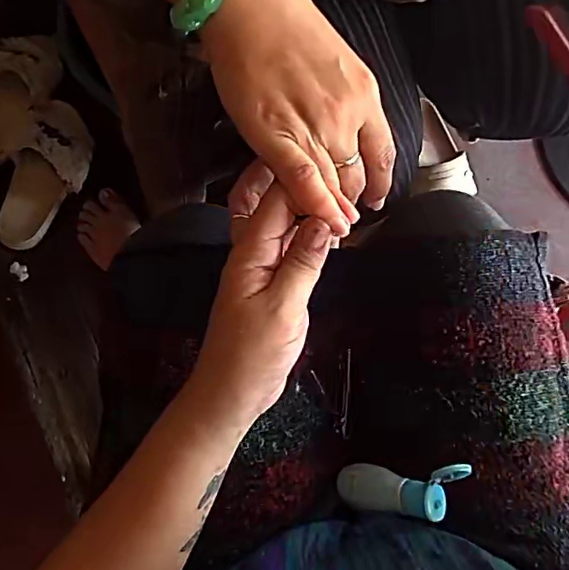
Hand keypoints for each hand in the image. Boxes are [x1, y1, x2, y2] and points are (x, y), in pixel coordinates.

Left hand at [188, 162, 334, 417]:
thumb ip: (302, 263)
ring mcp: (259, 269)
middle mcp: (251, 254)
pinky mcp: (269, 285)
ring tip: (338, 200)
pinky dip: (307, 238)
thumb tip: (322, 222)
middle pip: (272, 205)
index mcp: (248, 254)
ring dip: (306, 212)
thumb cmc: (249, 357)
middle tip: (337, 178)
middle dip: (301, 187)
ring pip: (281, 225)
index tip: (338, 177)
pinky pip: (287, 249)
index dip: (306, 185)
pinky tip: (327, 235)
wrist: (230, 391)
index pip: (275, 202)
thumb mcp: (282, 308)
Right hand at [202, 0, 396, 232]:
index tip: (371, 198)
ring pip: (332, 182)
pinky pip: (303, 180)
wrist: (249, 5)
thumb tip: (333, 120)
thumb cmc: (282, 21)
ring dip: (333, 210)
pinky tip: (320, 221)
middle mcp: (347, 113)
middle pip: (355, 172)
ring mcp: (314, 125)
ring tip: (329, 230)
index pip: (381, 151)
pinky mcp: (277, 134)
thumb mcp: (332, 57)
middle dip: (351, 201)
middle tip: (344, 221)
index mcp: (363, 92)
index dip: (378, 181)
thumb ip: (339, 94)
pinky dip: (314, 205)